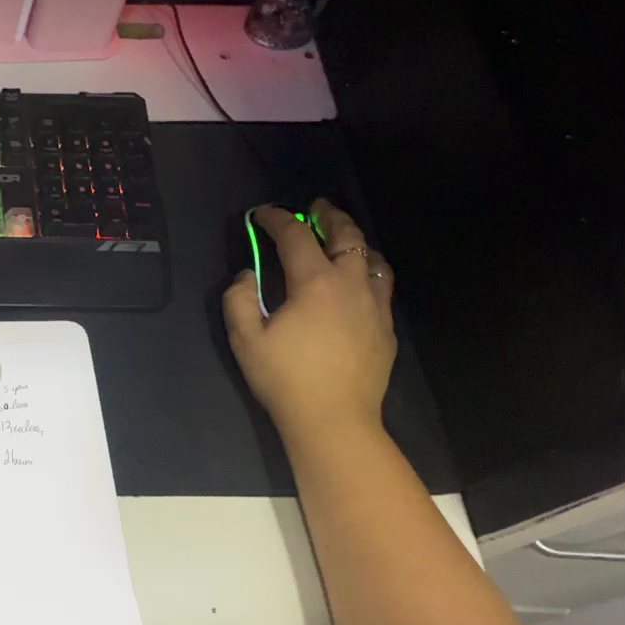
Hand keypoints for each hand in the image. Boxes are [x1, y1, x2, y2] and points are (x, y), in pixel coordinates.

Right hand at [222, 199, 395, 439]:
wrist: (333, 416)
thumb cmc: (284, 378)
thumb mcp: (246, 341)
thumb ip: (239, 301)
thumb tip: (246, 275)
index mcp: (314, 283)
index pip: (295, 238)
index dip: (278, 220)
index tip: (263, 213)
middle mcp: (350, 283)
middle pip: (346, 236)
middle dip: (329, 216)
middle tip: (317, 207)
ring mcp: (374, 304)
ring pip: (371, 257)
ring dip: (356, 241)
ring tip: (345, 239)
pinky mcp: (385, 325)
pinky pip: (381, 284)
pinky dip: (369, 269)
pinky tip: (361, 279)